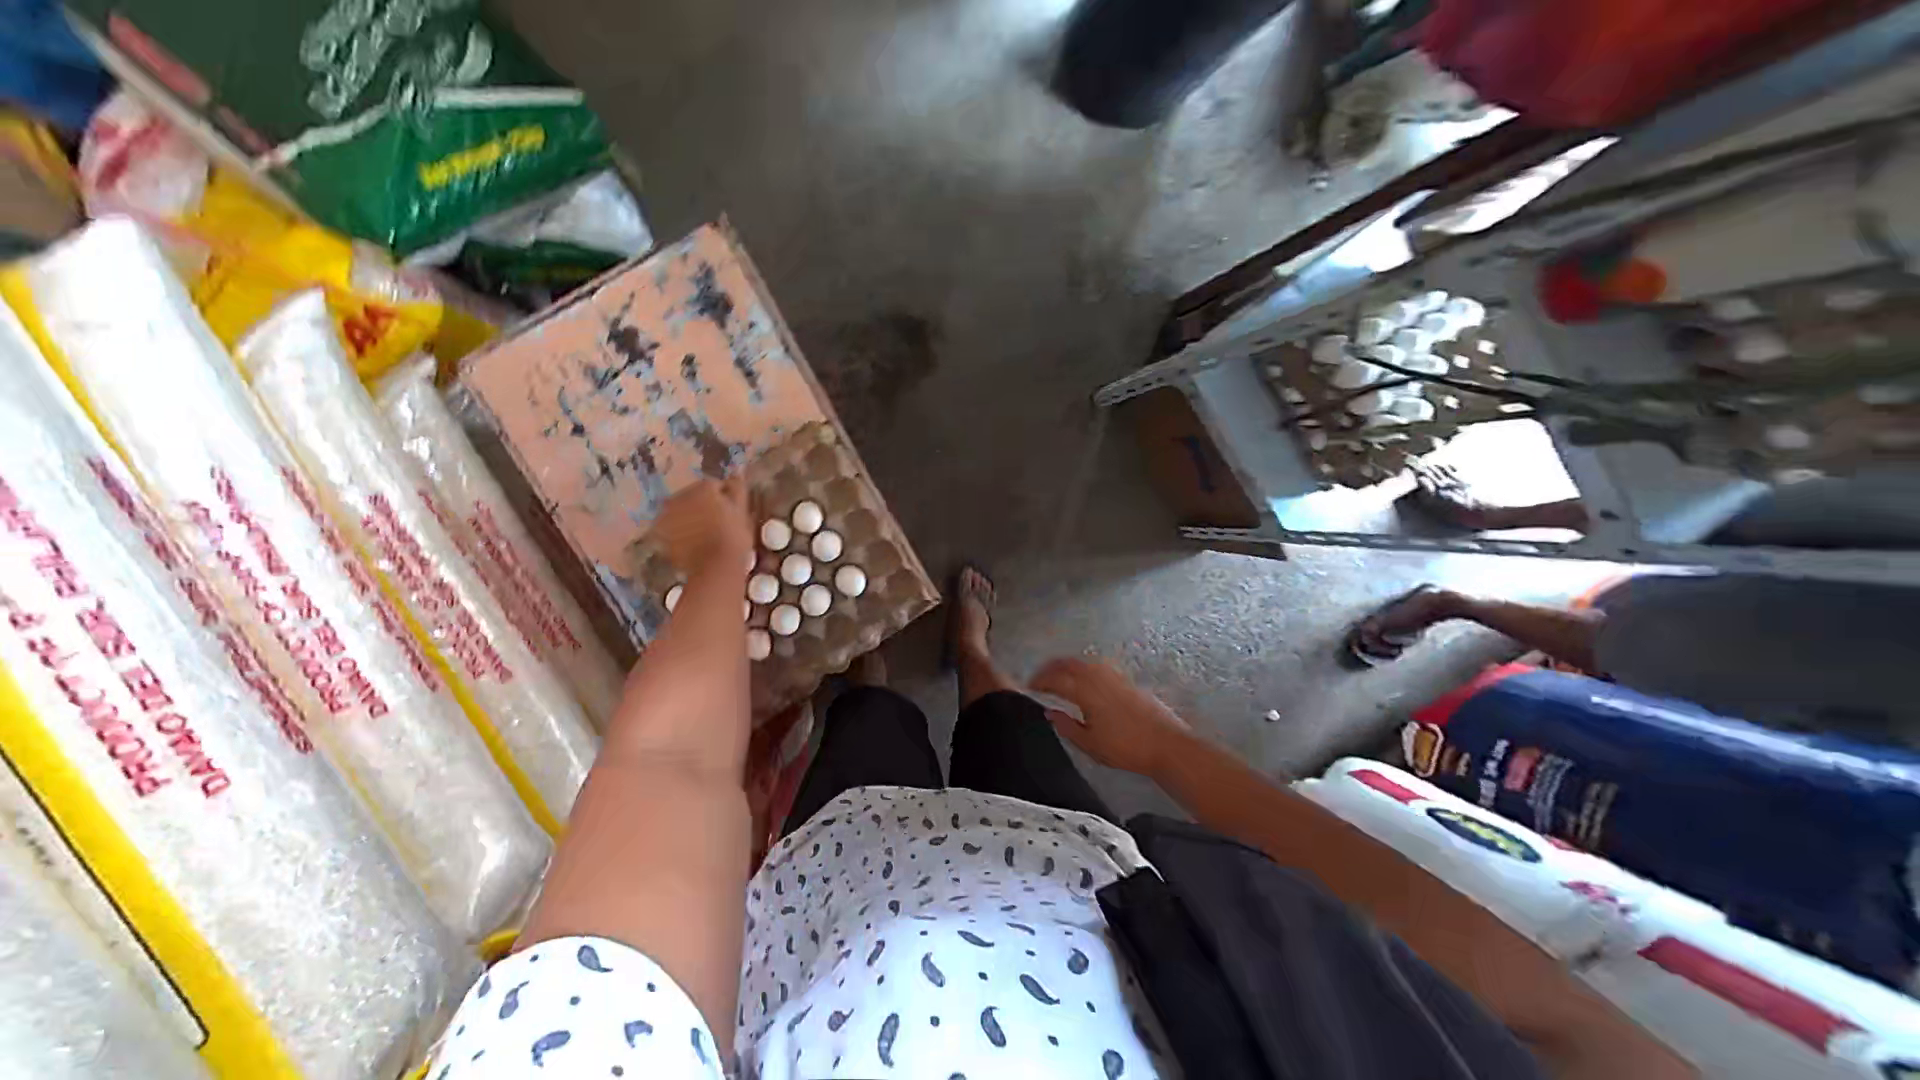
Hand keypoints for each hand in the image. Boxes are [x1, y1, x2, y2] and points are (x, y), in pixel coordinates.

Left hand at [653, 477, 751, 575]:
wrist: (715, 568)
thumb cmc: (734, 537)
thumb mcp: (742, 510)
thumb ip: (737, 488)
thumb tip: (736, 470)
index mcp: (703, 487)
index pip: (714, 486)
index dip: (725, 499)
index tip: (732, 514)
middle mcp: (680, 496)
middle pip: (694, 496)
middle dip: (704, 506)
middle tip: (718, 525)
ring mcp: (667, 514)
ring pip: (681, 511)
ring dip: (690, 517)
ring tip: (704, 535)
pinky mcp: (660, 534)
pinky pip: (672, 527)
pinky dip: (680, 532)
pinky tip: (692, 544)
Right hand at [1029, 657, 1191, 777]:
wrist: (1166, 744)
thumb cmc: (1126, 747)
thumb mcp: (1089, 743)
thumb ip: (1066, 726)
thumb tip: (1050, 713)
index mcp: (1085, 691)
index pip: (1054, 679)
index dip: (1039, 681)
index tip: (1029, 687)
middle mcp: (1098, 676)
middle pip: (1067, 663)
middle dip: (1049, 668)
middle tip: (1039, 678)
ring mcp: (1114, 675)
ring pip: (1082, 662)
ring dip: (1066, 666)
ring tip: (1058, 677)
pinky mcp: (1126, 679)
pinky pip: (1096, 666)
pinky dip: (1082, 668)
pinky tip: (1084, 680)